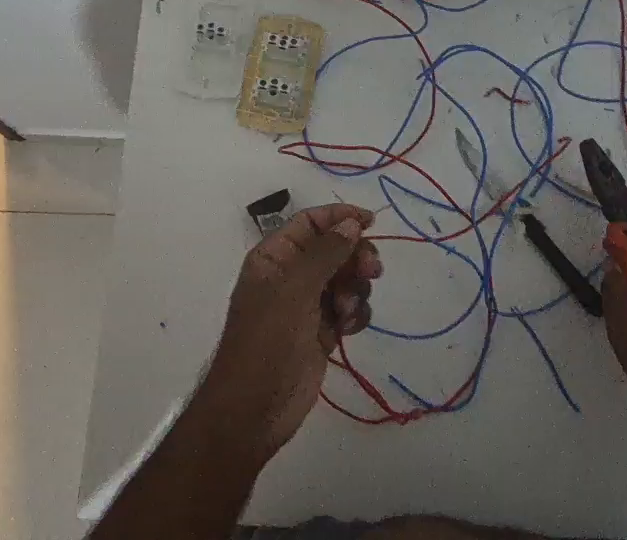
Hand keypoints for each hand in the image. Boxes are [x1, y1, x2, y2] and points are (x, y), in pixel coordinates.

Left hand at [196, 203, 381, 459]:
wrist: (255, 409)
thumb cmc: (268, 341)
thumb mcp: (295, 289)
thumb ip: (326, 253)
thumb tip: (351, 222)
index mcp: (273, 257)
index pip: (310, 223)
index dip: (339, 216)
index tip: (371, 221)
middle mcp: (289, 276)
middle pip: (334, 249)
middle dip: (355, 257)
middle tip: (372, 270)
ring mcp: (306, 305)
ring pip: (345, 280)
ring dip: (355, 289)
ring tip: (347, 311)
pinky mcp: (321, 333)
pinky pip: (348, 309)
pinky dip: (355, 313)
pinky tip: (350, 327)